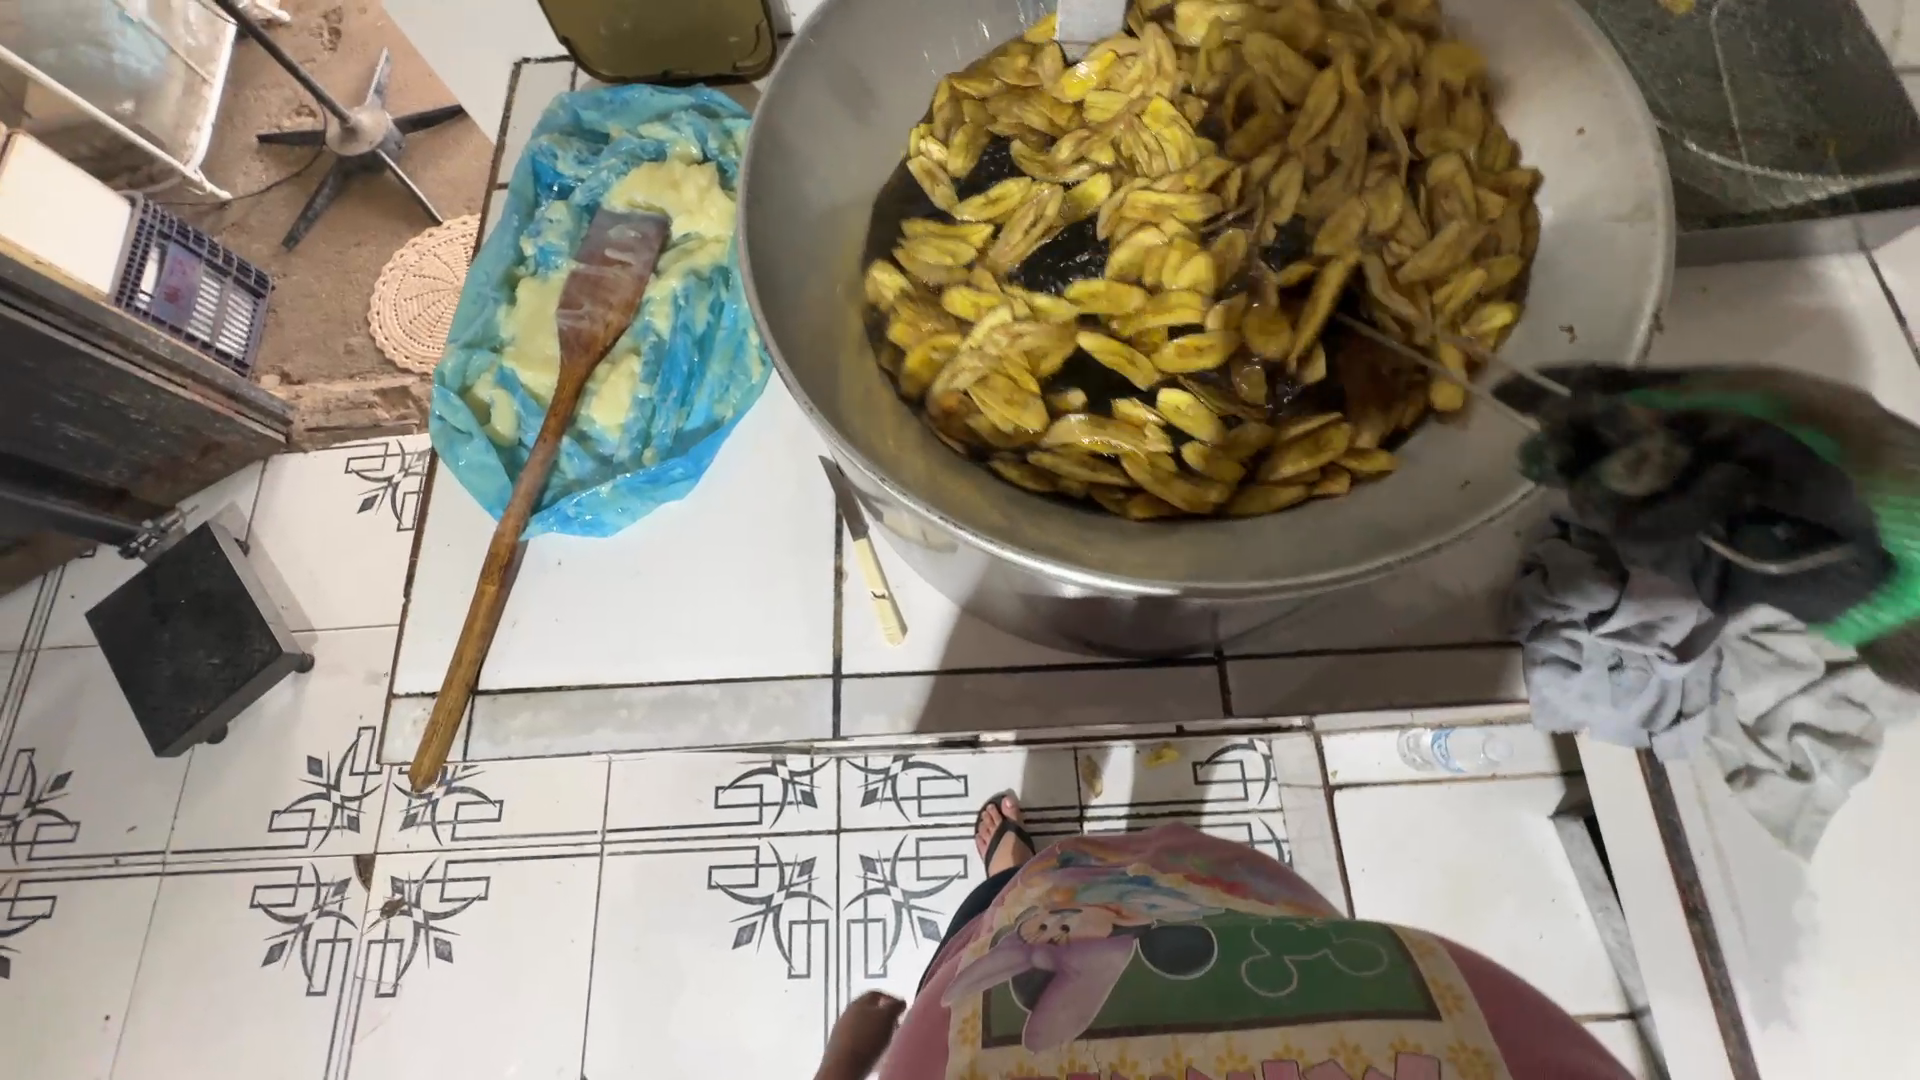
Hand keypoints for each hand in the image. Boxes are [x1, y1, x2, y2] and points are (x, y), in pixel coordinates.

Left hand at [816, 991, 906, 1079]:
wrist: (842, 1068)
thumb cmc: (866, 1039)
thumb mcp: (887, 1018)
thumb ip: (895, 1006)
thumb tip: (900, 1002)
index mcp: (859, 1002)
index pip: (877, 994)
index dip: (890, 1000)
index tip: (901, 1009)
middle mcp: (848, 1014)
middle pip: (869, 1012)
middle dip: (884, 1019)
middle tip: (896, 1027)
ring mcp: (841, 1032)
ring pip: (864, 1029)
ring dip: (876, 1034)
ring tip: (887, 1045)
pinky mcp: (839, 1050)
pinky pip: (858, 1044)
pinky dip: (868, 1047)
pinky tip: (875, 1057)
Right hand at [1495, 364, 1898, 626]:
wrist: (1901, 541)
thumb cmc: (1843, 449)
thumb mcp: (1753, 399)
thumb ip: (1657, 397)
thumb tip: (1566, 405)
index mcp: (1683, 407)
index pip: (1598, 394)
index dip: (1552, 392)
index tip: (1506, 389)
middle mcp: (1659, 454)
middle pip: (1574, 446)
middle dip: (1573, 442)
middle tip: (1579, 443)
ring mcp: (1656, 503)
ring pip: (1589, 490)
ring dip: (1641, 479)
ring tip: (1708, 474)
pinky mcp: (1662, 551)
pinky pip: (1630, 529)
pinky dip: (1675, 513)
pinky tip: (1723, 507)